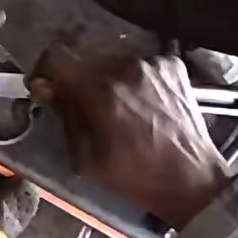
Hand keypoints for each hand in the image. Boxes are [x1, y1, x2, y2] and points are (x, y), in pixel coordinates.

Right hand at [29, 47, 228, 228]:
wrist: (193, 181)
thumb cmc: (136, 176)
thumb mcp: (87, 158)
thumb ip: (64, 115)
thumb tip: (44, 85)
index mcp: (101, 91)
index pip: (56, 56)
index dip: (45, 70)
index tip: (47, 86)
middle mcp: (126, 67)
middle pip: (86, 60)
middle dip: (81, 82)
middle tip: (91, 111)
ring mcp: (152, 63)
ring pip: (114, 62)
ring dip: (110, 81)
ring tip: (124, 110)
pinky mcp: (172, 65)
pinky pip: (140, 64)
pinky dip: (136, 80)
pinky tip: (146, 104)